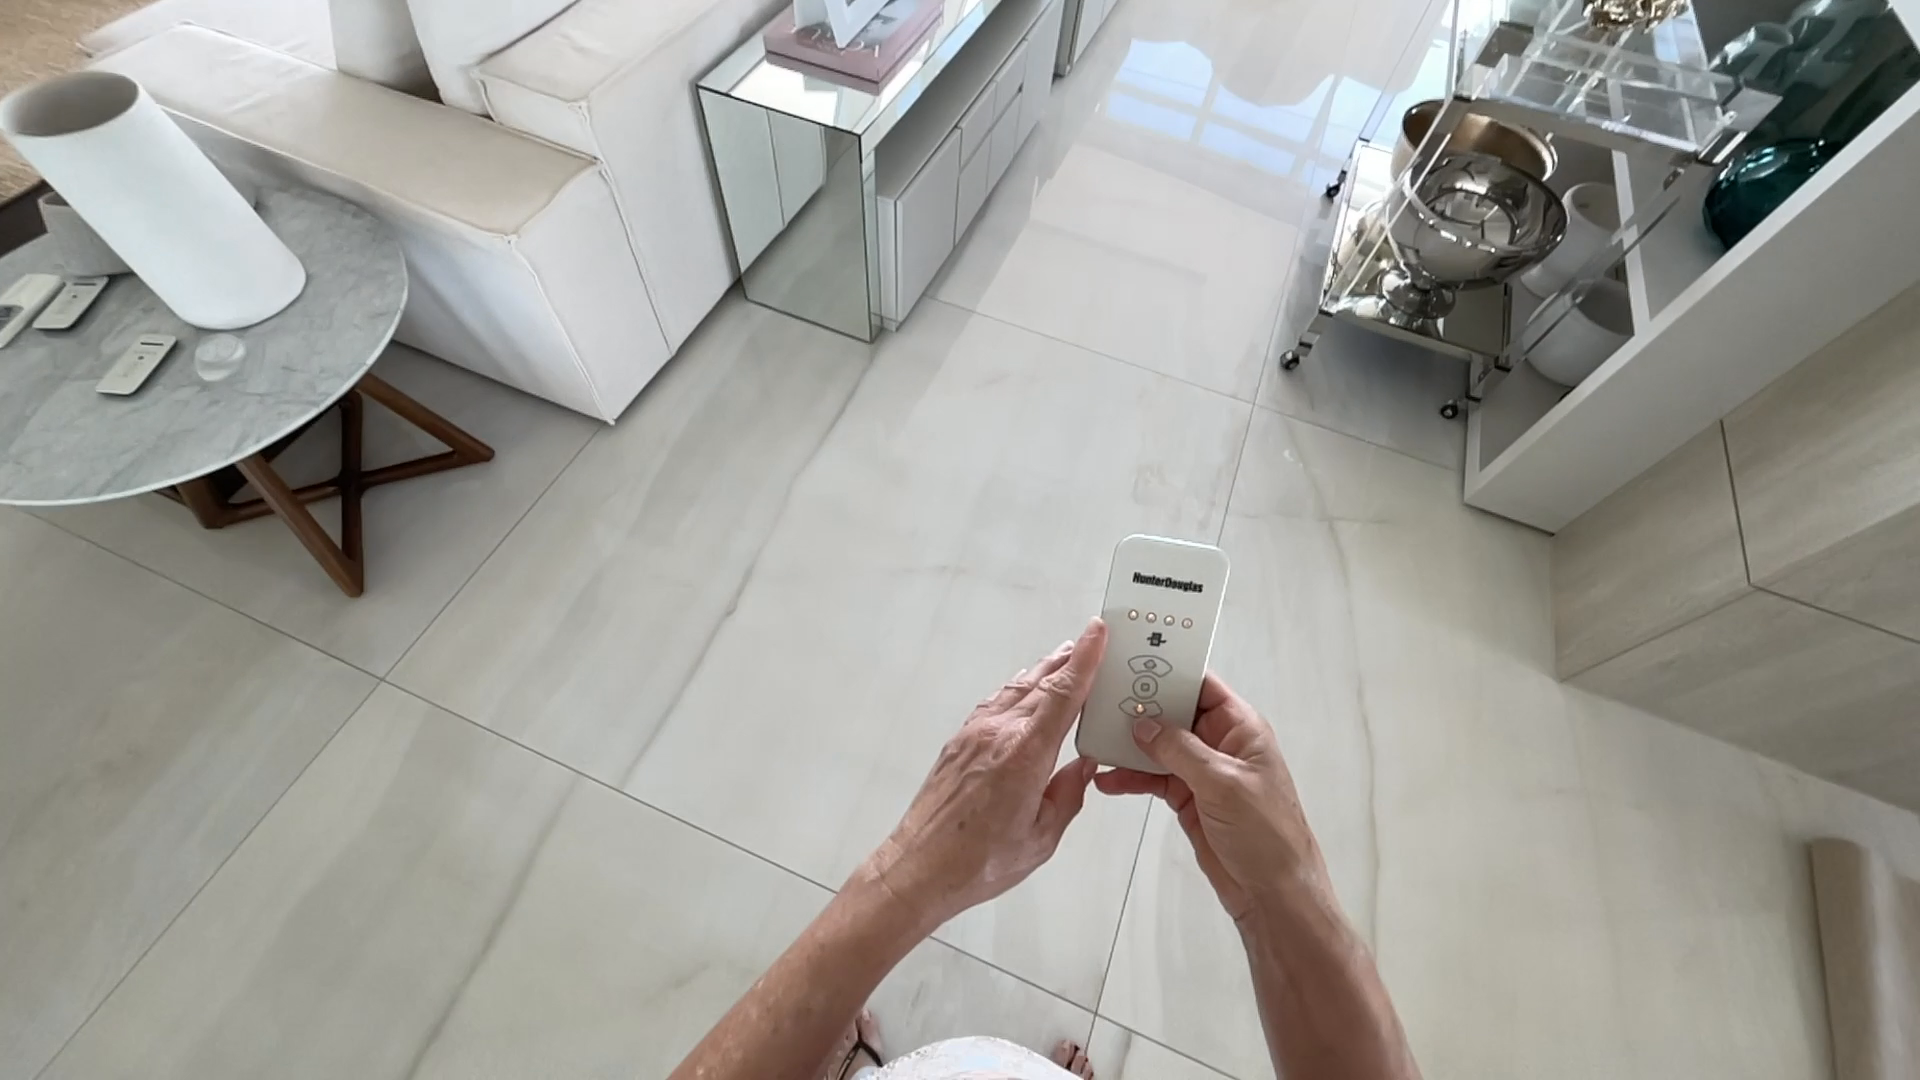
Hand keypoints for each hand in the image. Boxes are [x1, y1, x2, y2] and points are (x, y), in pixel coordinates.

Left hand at [857, 618, 1108, 929]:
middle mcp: (999, 733)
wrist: (920, 866)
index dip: (1084, 659)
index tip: (1097, 632)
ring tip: (1063, 660)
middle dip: (1068, 659)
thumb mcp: (1042, 837)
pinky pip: (996, 702)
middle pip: (1041, 682)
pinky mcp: (960, 741)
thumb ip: (1068, 794)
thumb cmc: (979, 861)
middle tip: (1089, 640)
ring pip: (1017, 688)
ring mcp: (975, 733)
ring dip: (1043, 671)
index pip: (1063, 694)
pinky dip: (1018, 689)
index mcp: (1026, 754)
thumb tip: (1084, 765)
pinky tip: (1024, 690)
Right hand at [1094, 673, 1327, 922]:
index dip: (1170, 672)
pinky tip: (1107, 780)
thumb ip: (1179, 749)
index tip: (1134, 662)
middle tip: (1103, 698)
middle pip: (1174, 712)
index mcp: (1240, 728)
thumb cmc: (1266, 834)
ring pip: (1158, 744)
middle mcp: (1219, 742)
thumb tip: (1142, 723)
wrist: (1274, 896)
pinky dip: (1130, 777)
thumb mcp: (1223, 783)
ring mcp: (1201, 770)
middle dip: (1141, 707)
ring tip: (1096, 739)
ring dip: (1129, 744)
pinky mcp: (1186, 796)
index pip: (1201, 686)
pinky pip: (1152, 776)